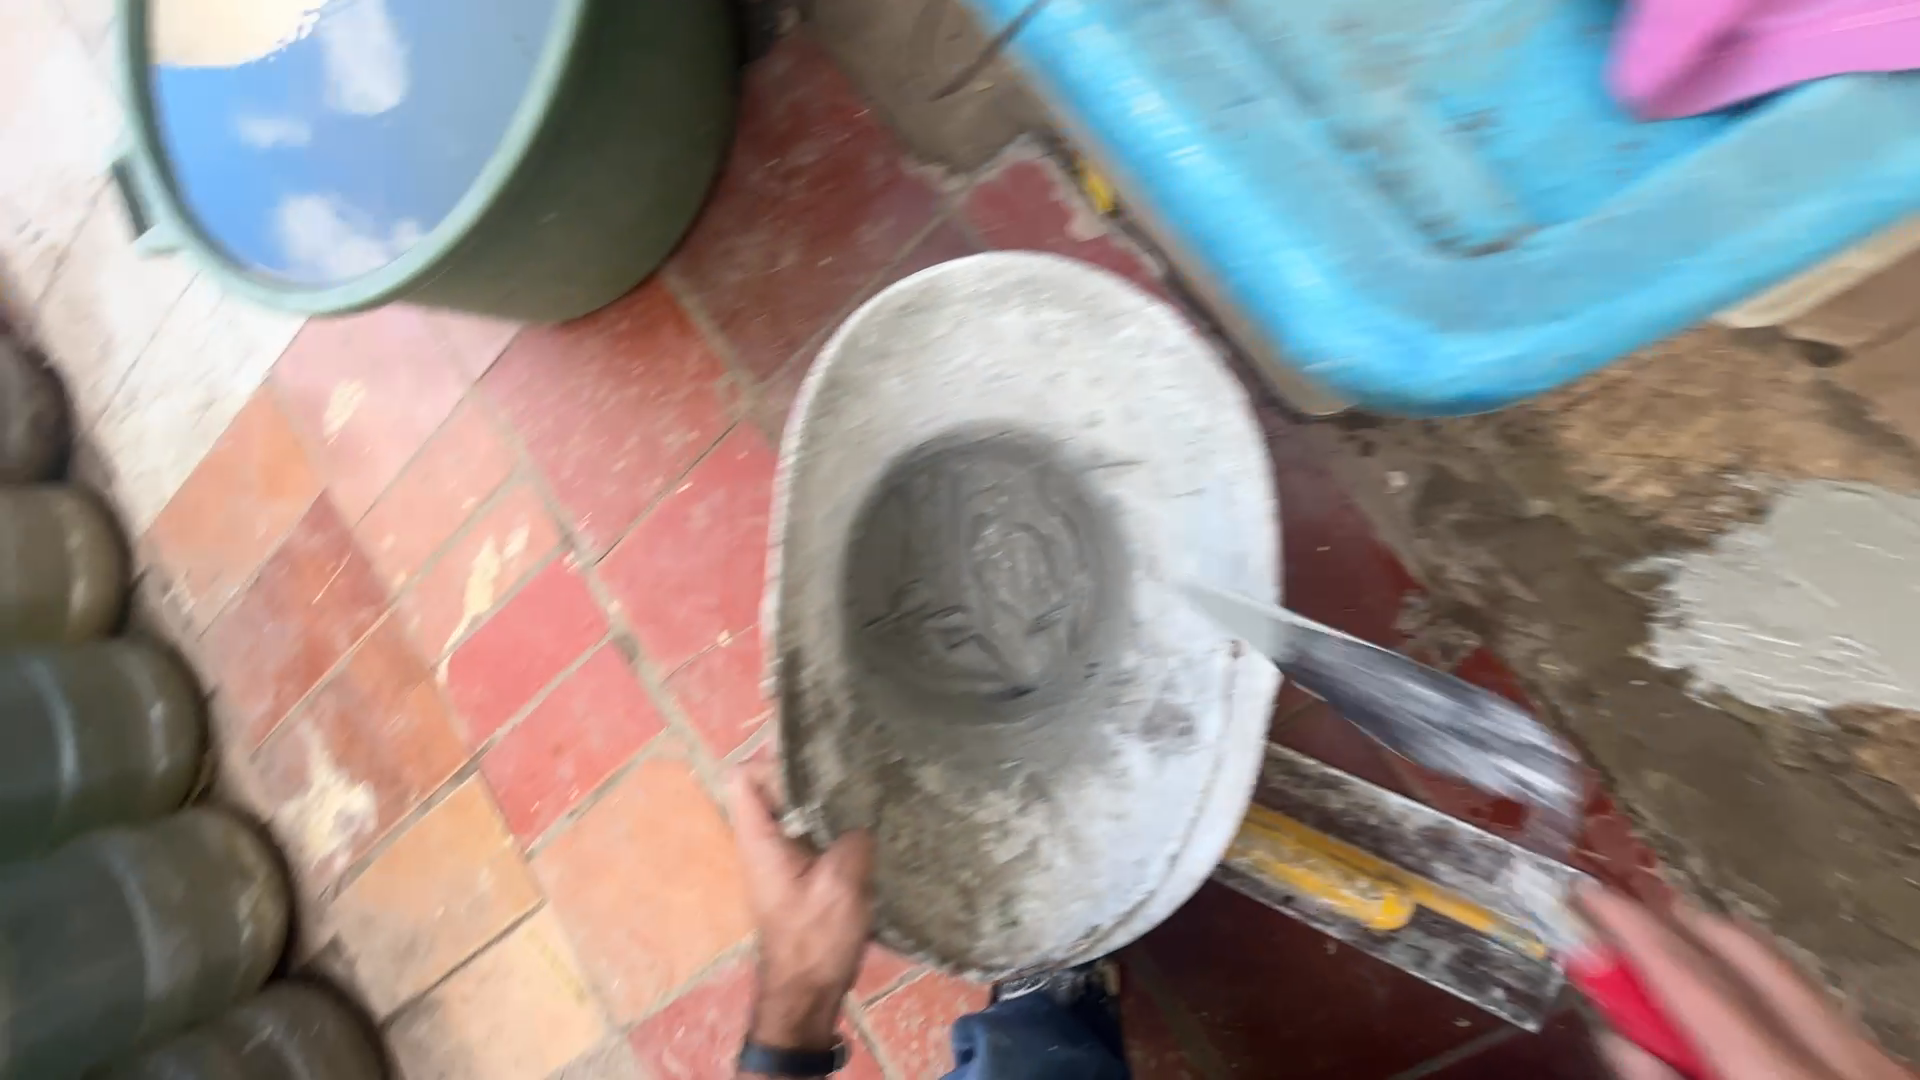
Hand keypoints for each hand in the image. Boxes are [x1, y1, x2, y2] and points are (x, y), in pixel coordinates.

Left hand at [729, 763, 875, 1050]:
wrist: (807, 998)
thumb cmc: (816, 942)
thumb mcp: (842, 883)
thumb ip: (854, 836)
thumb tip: (870, 805)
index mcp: (760, 840)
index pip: (742, 778)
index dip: (772, 759)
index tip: (815, 759)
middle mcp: (763, 842)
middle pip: (772, 786)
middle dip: (808, 771)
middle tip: (850, 764)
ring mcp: (781, 856)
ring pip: (794, 806)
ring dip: (824, 796)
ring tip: (864, 784)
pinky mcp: (800, 870)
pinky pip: (810, 828)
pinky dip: (833, 817)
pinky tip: (867, 817)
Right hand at [1577, 886, 1910, 1079]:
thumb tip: (1619, 1040)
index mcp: (1778, 1076)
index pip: (1686, 975)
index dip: (1627, 926)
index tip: (1584, 893)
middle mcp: (1845, 1061)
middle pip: (1747, 953)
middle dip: (1678, 923)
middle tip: (1625, 918)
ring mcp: (1887, 1069)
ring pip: (1790, 979)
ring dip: (1722, 960)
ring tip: (1677, 967)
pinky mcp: (1900, 1077)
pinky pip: (1822, 1016)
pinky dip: (1766, 998)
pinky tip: (1746, 1025)